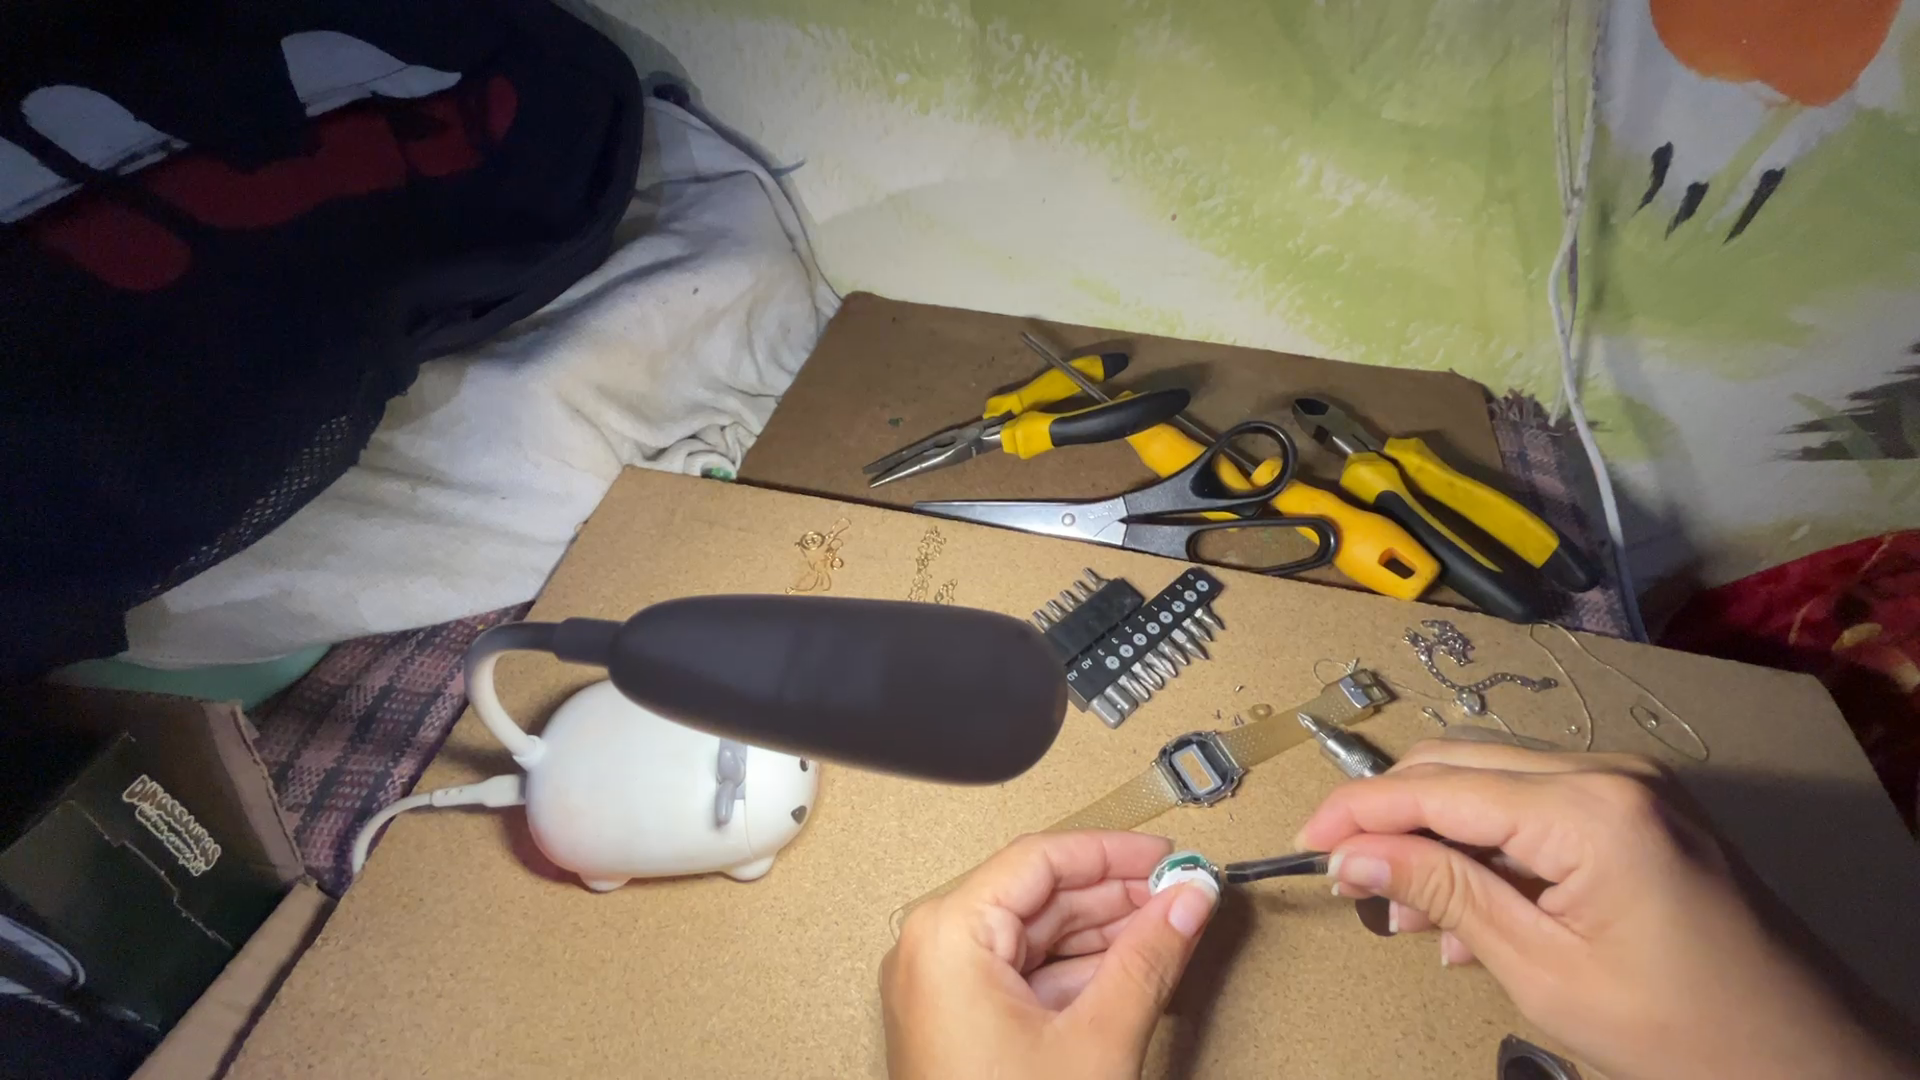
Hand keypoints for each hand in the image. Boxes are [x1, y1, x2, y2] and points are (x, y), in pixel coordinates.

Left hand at [881, 831, 1217, 1079]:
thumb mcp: (1096, 1044)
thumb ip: (1147, 959)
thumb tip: (1188, 900)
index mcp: (949, 932)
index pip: (1041, 859)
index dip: (1112, 852)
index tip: (1167, 855)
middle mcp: (937, 945)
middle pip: (1039, 893)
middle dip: (1115, 893)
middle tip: (1180, 892)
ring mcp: (945, 981)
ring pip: (1036, 932)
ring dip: (1104, 930)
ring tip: (1168, 925)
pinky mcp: (961, 1016)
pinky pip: (1026, 971)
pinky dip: (1079, 968)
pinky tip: (1131, 964)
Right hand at [1297, 740, 1915, 1079]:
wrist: (1840, 1079)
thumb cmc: (1694, 1041)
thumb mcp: (1545, 973)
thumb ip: (1439, 894)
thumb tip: (1348, 856)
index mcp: (1587, 807)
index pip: (1431, 787)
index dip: (1355, 810)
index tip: (1304, 842)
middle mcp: (1602, 770)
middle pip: (1448, 766)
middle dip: (1388, 817)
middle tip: (1349, 876)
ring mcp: (1621, 782)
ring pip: (1479, 781)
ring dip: (1430, 835)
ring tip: (1406, 910)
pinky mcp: (1629, 804)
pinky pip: (1523, 804)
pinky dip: (1479, 845)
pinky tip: (1464, 908)